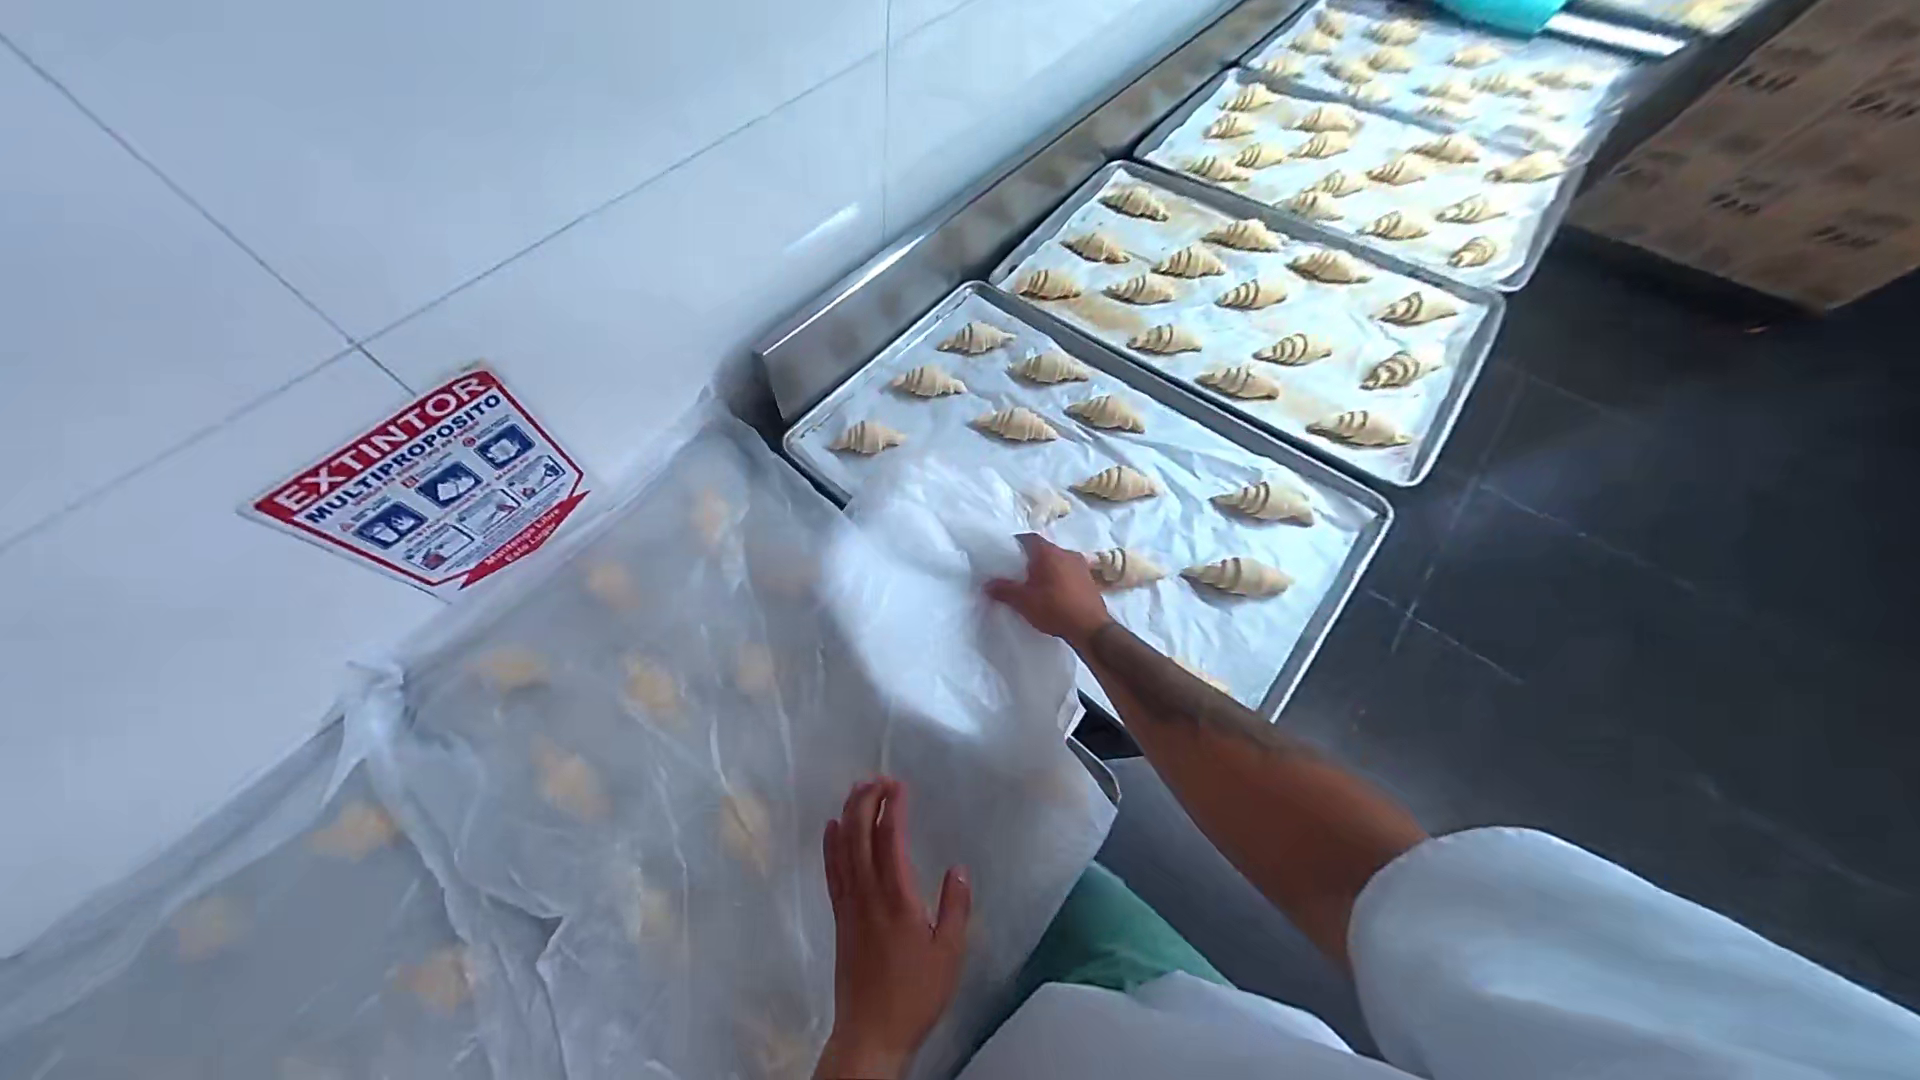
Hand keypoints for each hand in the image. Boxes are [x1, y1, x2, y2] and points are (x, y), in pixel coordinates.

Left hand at [816, 778, 970, 1079]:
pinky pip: (833, 870)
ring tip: (858, 789)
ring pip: (844, 848)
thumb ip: (955, 909)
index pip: (890, 840)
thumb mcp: (949, 955)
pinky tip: (832, 827)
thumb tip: (958, 870)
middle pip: (860, 835)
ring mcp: (850, 903)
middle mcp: (869, 893)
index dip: (893, 807)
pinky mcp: (840, 916)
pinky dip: (831, 844)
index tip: (900, 786)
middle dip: (867, 801)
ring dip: (850, 814)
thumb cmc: (915, 994)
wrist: (871, 1034)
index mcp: (897, 898)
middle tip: (879, 779)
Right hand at [984, 533, 1112, 647]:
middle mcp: (1066, 553)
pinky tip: (1054, 592)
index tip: (1007, 554)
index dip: (1016, 544)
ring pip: (1058, 560)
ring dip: (1047, 569)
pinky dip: (1059, 578)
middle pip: (1044, 549)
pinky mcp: (1089, 579)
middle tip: (1018, 571)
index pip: (1028, 538)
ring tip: (1035, 584)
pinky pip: (1069, 572)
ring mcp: (1081, 565)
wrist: (1091, 628)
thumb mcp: (1023, 601)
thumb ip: (1004, 590)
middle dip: (1031, 558)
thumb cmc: (1054, 608)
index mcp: (1048, 552)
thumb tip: (988, 584)